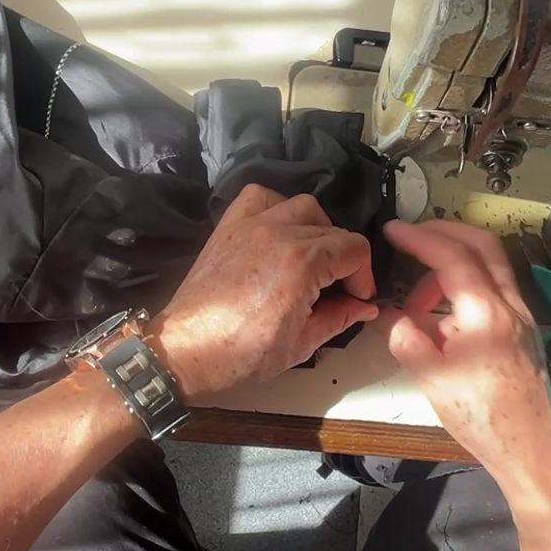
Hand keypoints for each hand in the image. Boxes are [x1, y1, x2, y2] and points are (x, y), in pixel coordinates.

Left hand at [150, 185, 377, 397]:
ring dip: (317, 228)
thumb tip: (363, 307)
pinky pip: (260, 197)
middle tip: (337, 288)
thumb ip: (339, 317)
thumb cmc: (242, 353)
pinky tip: (280, 232)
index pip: (355, 250)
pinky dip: (277, 207)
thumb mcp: (302, 343)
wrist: (187, 348)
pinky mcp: (229, 226)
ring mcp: (251, 224)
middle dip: (344, 259)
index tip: (356, 297)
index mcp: (303, 262)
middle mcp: (280, 232)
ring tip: (312, 257)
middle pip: (334, 230)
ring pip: (303, 207)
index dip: (363, 276)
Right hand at [379, 220, 550, 484]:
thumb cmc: (481, 417)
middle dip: (444, 232)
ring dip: (452, 266)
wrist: (529, 448)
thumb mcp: (430, 379)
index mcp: (487, 314)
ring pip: (490, 266)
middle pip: (483, 245)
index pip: (453, 257)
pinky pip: (493, 290)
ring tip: (418, 300)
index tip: (393, 230)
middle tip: (411, 236)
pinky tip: (442, 317)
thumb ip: (406, 338)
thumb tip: (395, 316)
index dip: (420, 238)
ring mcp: (522, 316)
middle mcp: (511, 305)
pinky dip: (465, 286)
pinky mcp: (522, 329)